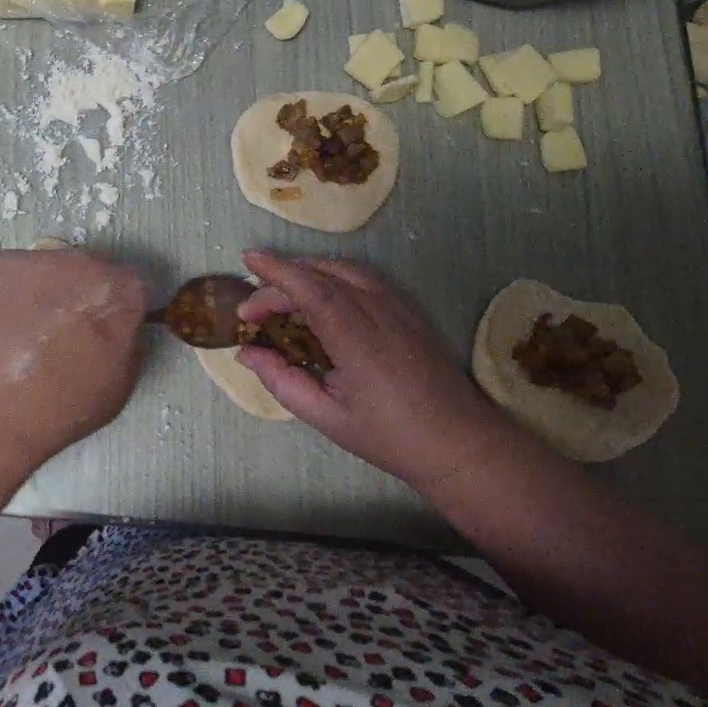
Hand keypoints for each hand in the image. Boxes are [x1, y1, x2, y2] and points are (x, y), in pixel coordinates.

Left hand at [0, 249, 148, 463]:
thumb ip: (124, 342)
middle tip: (60, 332)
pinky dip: (6, 295)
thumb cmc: (60, 404)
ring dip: (42, 293)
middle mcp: (83, 264)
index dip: (117, 309)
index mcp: (122, 292)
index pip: (131, 287)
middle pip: (88, 272)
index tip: (104, 328)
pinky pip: (10, 275)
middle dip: (79, 296)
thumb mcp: (118, 384)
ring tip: (21, 333)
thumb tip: (115, 329)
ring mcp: (36, 260)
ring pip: (47, 270)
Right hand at [235, 250, 522, 489]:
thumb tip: (246, 353)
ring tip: (278, 291)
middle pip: (322, 274)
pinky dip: (330, 275)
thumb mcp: (327, 417)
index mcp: (358, 341)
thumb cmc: (391, 437)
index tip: (246, 263)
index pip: (311, 289)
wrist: (461, 442)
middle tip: (252, 306)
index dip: (276, 272)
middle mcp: (379, 313)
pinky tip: (316, 295)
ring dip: (306, 271)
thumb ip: (282, 380)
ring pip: (344, 269)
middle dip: (281, 279)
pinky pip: (362, 277)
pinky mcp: (407, 310)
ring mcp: (398, 308)